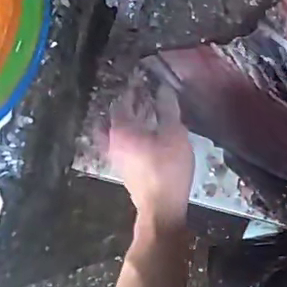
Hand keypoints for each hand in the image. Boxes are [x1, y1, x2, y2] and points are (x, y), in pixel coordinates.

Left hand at [108, 73, 193, 229]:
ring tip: (146, 113)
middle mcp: (112, 140)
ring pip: (118, 130)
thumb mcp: (174, 134)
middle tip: (144, 94)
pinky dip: (132, 134)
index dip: (134, 88)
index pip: (124, 100)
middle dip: (130, 104)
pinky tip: (148, 134)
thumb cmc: (168, 169)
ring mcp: (115, 156)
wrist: (161, 207)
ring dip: (130, 120)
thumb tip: (165, 90)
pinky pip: (123, 143)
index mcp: (121, 129)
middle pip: (117, 115)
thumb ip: (168, 109)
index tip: (144, 78)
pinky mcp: (124, 168)